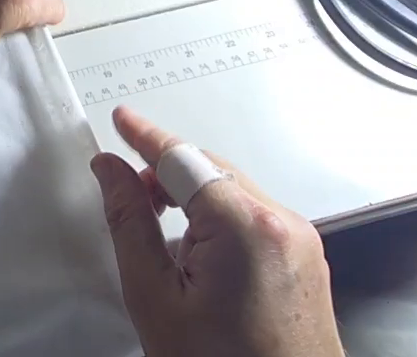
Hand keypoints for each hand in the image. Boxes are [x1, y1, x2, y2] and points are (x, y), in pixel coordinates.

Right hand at [90, 107, 340, 356]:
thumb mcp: (155, 297)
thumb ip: (128, 220)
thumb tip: (111, 168)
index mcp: (244, 226)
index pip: (181, 159)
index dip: (144, 136)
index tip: (122, 120)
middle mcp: (281, 223)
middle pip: (208, 170)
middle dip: (163, 173)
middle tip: (127, 193)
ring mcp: (300, 241)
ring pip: (229, 190)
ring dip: (191, 197)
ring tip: (162, 237)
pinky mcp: (305, 260)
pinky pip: (251, 215)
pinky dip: (217, 218)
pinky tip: (197, 255)